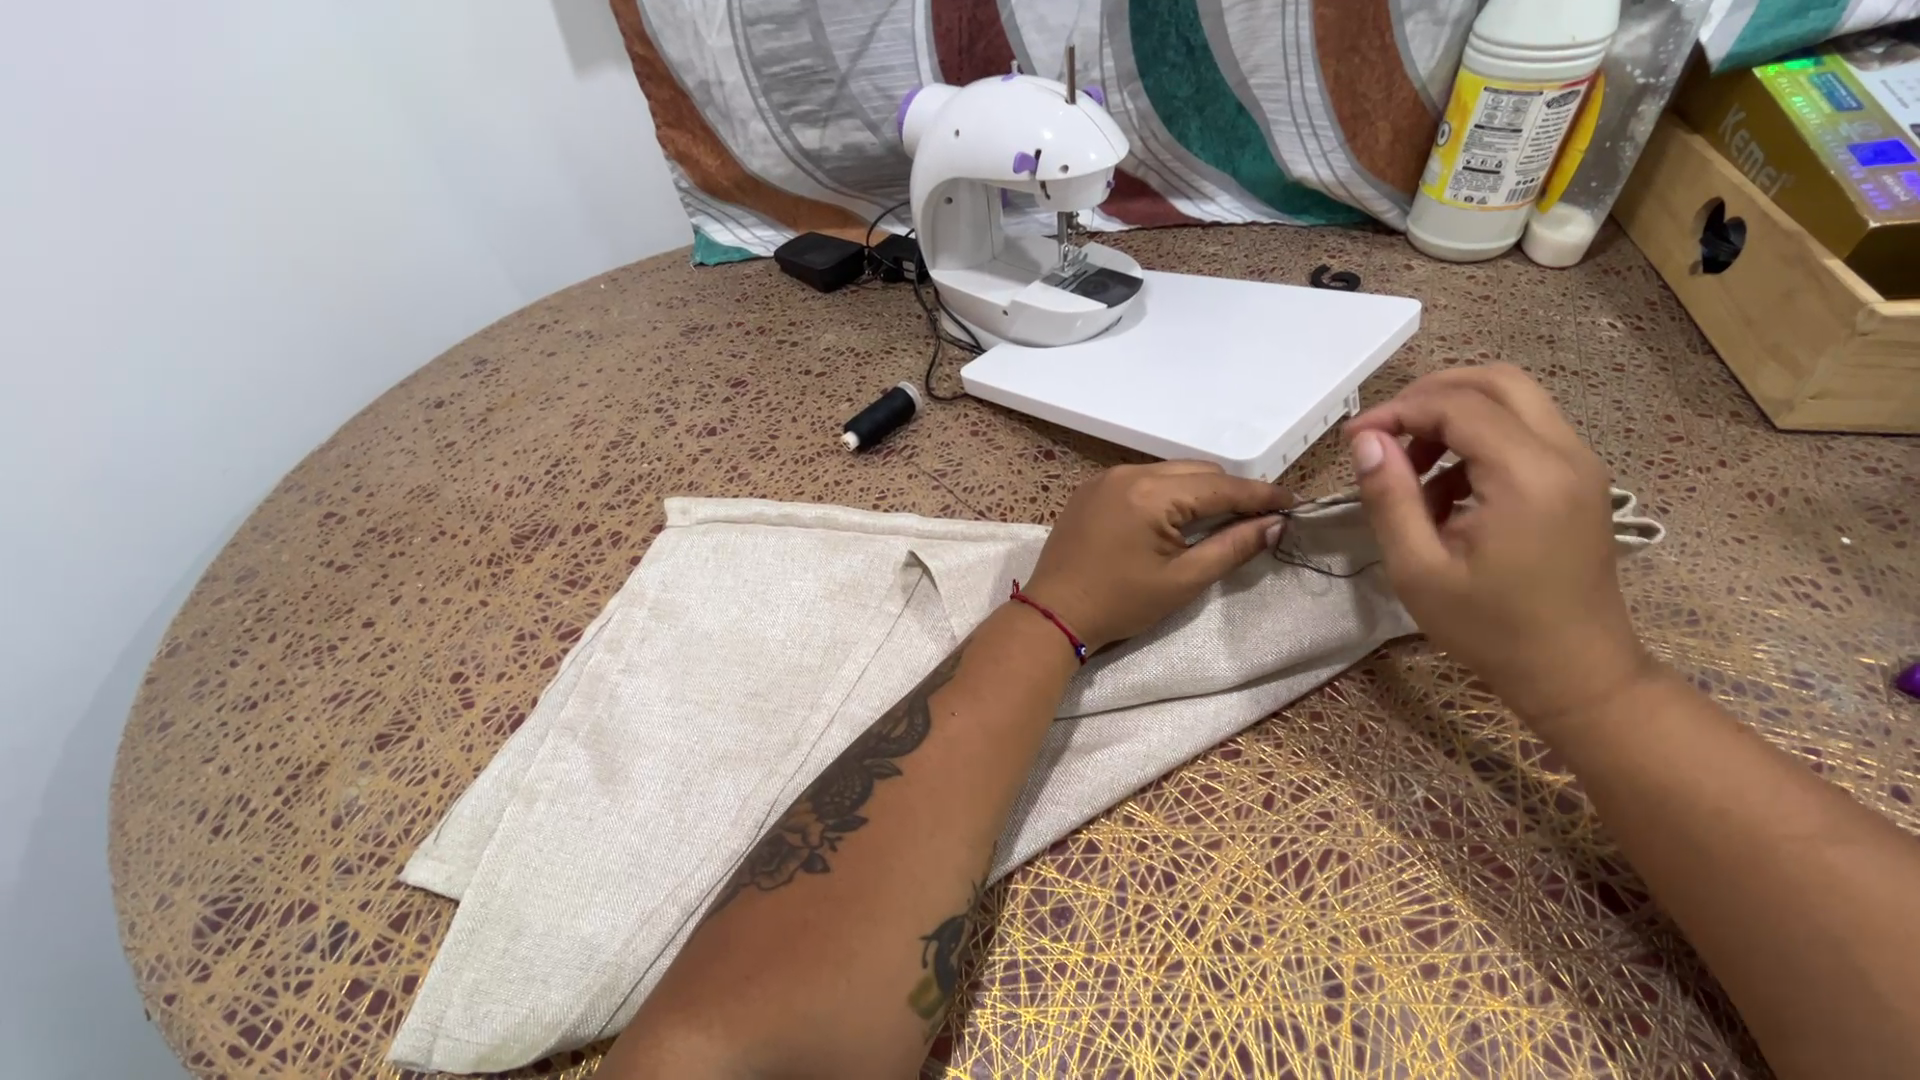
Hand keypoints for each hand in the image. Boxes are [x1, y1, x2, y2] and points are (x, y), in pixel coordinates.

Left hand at [1021, 462, 1293, 651]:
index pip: (1222, 486)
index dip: (1261, 495)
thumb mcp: (1183, 580)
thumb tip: (1275, 525)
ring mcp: (1106, 478)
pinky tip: (1178, 517)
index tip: (1293, 504)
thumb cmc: (1120, 602)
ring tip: (1223, 518)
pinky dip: (1167, 492)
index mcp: (1153, 493)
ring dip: (1199, 491)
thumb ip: (1232, 547)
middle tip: (1259, 517)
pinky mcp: (1091, 489)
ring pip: (1170, 473)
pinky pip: (1143, 480)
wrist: (1054, 613)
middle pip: (1197, 472)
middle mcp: (1129, 473)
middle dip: (1231, 492)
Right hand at [1346, 364, 1653, 728]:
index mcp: (1526, 476)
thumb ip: (1390, 497)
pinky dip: (1478, 440)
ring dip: (1454, 417)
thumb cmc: (1490, 629)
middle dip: (1429, 396)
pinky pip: (1526, 432)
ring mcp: (1579, 465)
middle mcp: (1564, 455)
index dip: (1396, 411)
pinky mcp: (1579, 481)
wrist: (1576, 672)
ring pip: (1514, 401)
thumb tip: (1365, 441)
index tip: (1351, 440)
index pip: (1456, 406)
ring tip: (1410, 469)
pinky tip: (1445, 492)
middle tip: (1382, 433)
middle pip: (1496, 381)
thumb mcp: (1419, 570)